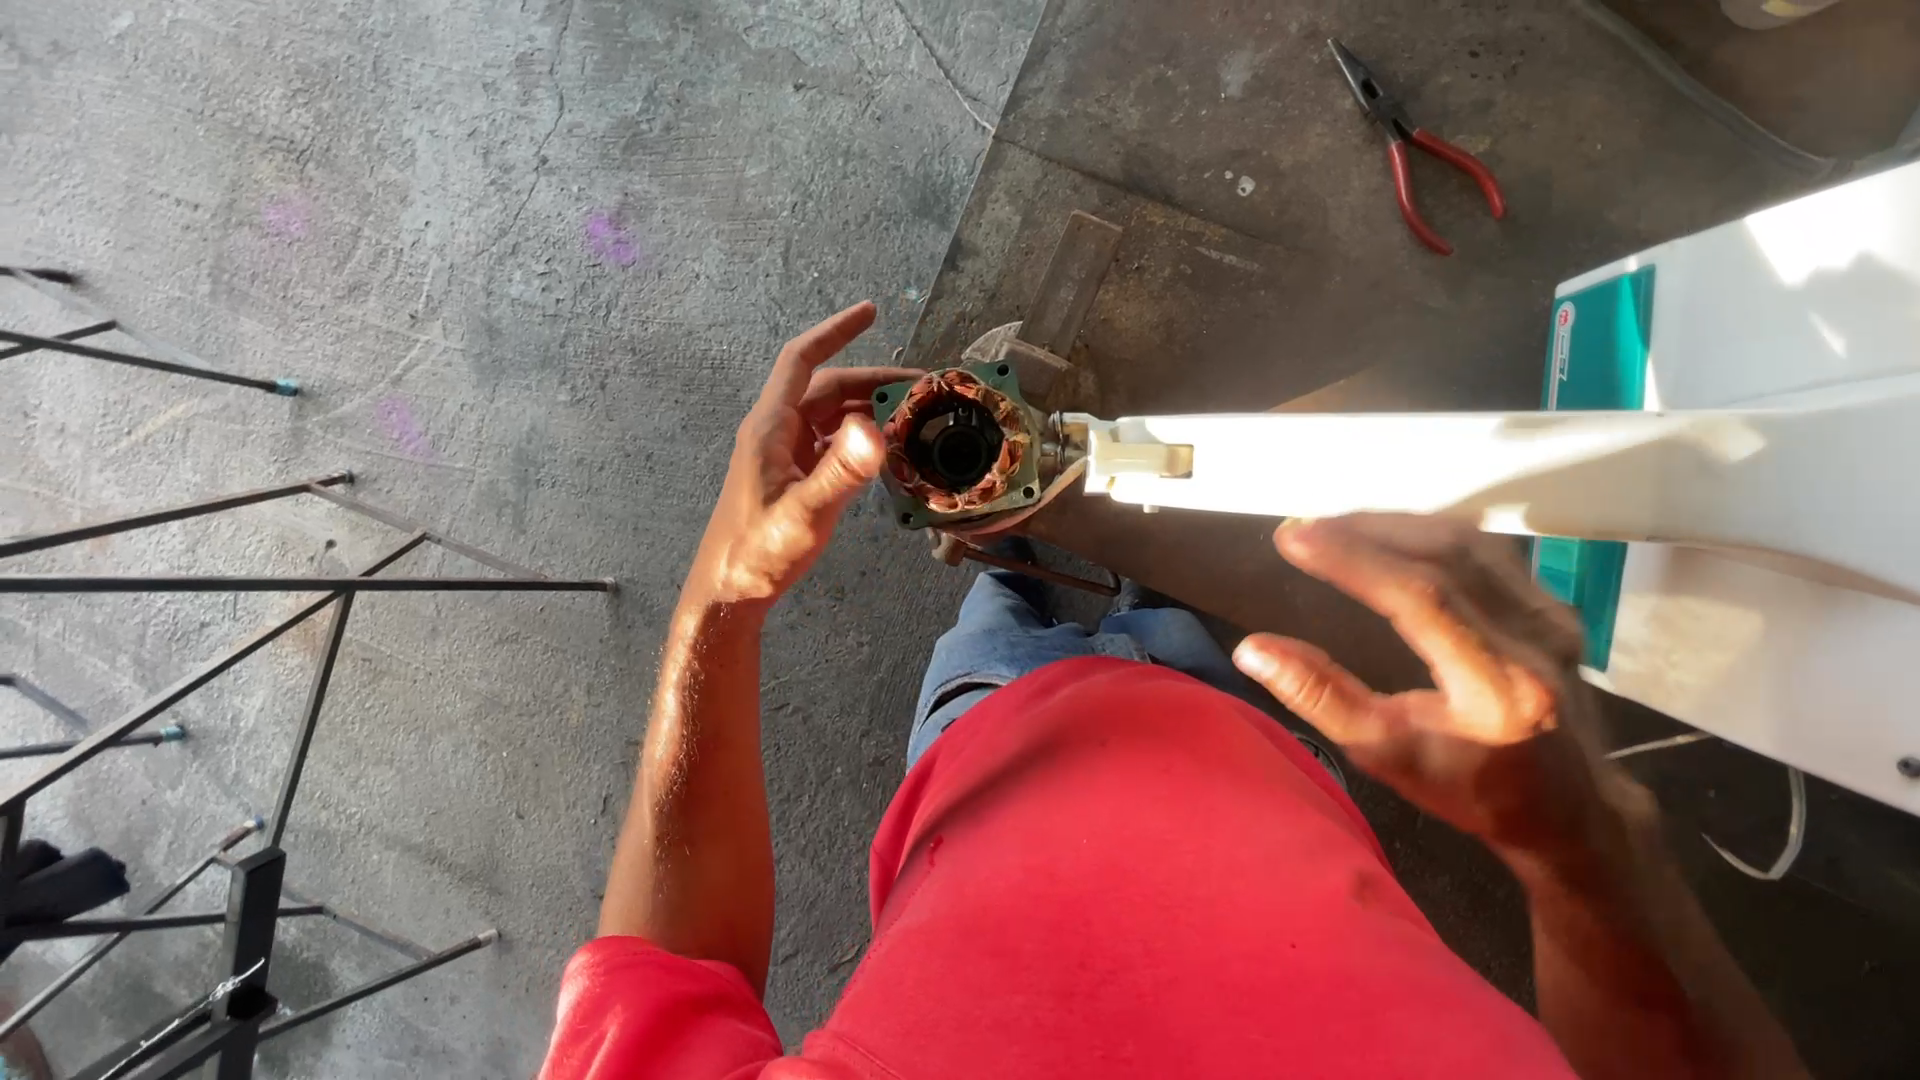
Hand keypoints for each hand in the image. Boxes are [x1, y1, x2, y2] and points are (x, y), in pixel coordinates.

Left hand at [685, 301, 919, 610]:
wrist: (730, 591)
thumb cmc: (758, 552)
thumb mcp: (805, 513)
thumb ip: (841, 473)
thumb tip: (878, 429)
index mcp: (771, 427)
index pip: (802, 361)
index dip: (835, 332)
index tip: (870, 312)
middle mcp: (777, 432)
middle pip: (827, 389)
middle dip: (873, 382)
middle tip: (921, 389)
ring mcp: (784, 456)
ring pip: (831, 418)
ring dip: (869, 413)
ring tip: (913, 419)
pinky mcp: (792, 478)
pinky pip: (830, 446)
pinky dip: (859, 442)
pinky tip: (885, 454)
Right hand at [1232, 514, 1609, 859]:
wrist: (1571, 807)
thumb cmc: (1468, 788)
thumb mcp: (1384, 753)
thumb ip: (1319, 696)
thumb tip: (1252, 649)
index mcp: (1496, 687)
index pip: (1420, 597)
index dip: (1352, 560)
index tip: (1292, 537)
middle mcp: (1533, 640)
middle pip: (1443, 556)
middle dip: (1364, 533)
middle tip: (1300, 529)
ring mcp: (1551, 617)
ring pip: (1466, 542)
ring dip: (1392, 525)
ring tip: (1333, 527)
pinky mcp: (1551, 606)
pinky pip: (1483, 550)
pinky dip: (1425, 533)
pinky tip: (1385, 536)